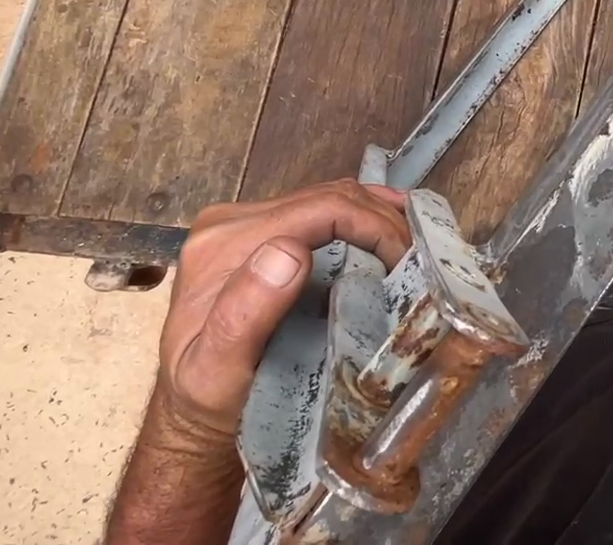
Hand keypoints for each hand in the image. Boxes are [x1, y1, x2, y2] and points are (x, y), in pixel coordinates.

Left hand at [148, 179, 411, 452]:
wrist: (195, 416)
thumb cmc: (208, 403)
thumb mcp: (216, 373)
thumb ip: (244, 314)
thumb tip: (290, 252)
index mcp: (223, 244)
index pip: (322, 209)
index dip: (375, 226)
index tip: (405, 262)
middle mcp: (232, 221)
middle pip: (331, 197)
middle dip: (384, 221)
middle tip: (417, 258)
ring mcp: (249, 221)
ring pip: (334, 196)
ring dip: (379, 216)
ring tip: (411, 245)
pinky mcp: (266, 229)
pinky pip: (328, 206)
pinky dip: (366, 213)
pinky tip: (391, 224)